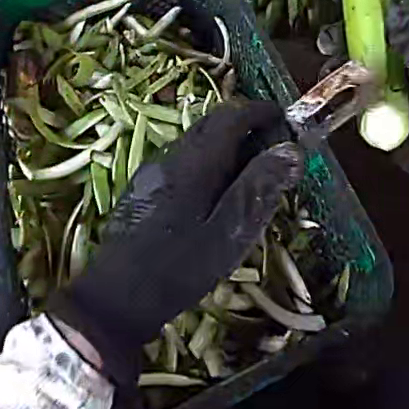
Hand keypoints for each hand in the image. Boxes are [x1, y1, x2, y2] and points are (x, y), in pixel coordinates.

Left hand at [47, 100, 303, 383]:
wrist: (117, 295)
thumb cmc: (179, 267)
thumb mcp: (228, 233)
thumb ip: (258, 188)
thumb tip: (290, 149)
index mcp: (195, 162)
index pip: (231, 117)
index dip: (259, 112)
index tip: (283, 118)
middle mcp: (172, 155)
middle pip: (211, 123)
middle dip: (243, 125)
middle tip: (271, 144)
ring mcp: (154, 168)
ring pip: (195, 140)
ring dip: (224, 143)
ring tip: (249, 170)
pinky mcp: (144, 185)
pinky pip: (182, 158)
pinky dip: (206, 160)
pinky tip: (215, 191)